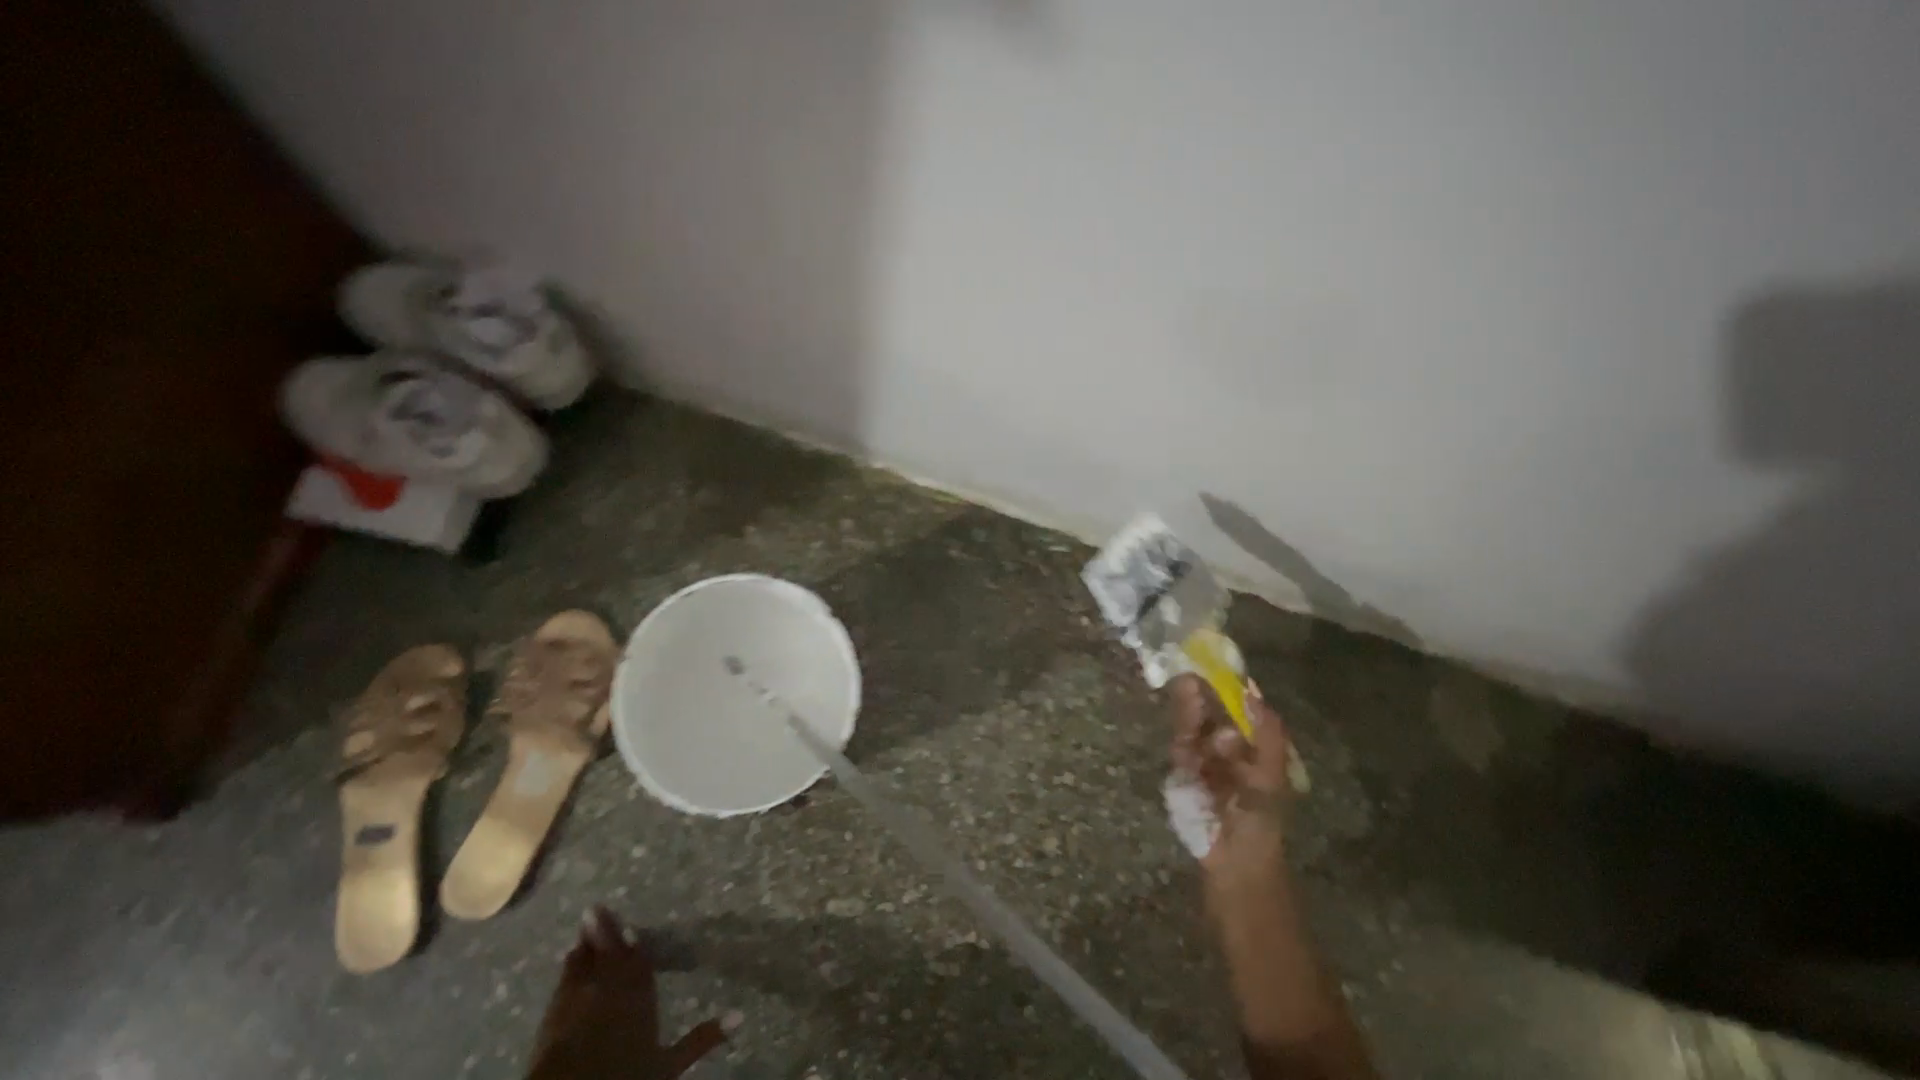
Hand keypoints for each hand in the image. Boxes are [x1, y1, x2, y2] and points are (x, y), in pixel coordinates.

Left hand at [528, 907, 726, 1079]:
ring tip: (586, 925)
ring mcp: (578, 1000)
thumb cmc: (627, 1075)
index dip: (637, 944)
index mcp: (639, 998)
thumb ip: (701, 1038)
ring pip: (583, 963)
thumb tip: (740, 1015)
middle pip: (609, 955)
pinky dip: (570, 966)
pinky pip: (564, 980)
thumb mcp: (669, 1065)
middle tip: (597, 907)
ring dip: (586, 944)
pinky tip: (570, 957)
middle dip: (605, 932)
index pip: (640, 964)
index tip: (631, 925)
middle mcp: (609, 990)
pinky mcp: (552, 1015)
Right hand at [1166, 674, 1292, 902]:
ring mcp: (1203, 771)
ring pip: (1192, 735)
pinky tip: (1183, 732)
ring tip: (1187, 693)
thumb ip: (1268, 733)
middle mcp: (1227, 758)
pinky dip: (1181, 743)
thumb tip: (1253, 690)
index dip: (1225, 693)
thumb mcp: (1272, 774)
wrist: (1240, 869)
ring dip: (1189, 716)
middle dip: (1202, 701)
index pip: (1236, 714)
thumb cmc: (1262, 822)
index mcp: (1253, 753)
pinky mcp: (1183, 785)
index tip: (1214, 671)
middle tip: (1191, 679)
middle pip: (1209, 721)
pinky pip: (1180, 758)